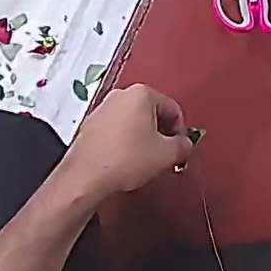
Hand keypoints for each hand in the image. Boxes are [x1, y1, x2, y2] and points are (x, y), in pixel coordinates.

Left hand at [60, 85, 194, 200]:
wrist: (85, 177)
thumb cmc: (128, 159)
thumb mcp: (167, 154)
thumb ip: (184, 145)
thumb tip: (185, 145)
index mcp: (142, 94)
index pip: (173, 110)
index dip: (180, 132)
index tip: (177, 150)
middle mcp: (121, 94)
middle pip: (153, 113)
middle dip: (160, 134)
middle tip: (162, 156)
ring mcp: (103, 108)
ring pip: (134, 121)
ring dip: (143, 138)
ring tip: (142, 161)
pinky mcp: (90, 124)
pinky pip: (116, 129)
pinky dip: (124, 142)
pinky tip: (124, 161)